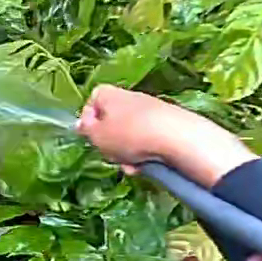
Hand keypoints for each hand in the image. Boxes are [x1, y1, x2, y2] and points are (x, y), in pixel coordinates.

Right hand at [75, 85, 254, 187]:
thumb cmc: (129, 135)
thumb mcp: (97, 136)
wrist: (180, 138)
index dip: (87, 116)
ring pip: (129, 133)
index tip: (88, 133)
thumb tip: (82, 124)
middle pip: (112, 119)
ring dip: (125, 151)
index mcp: (111, 95)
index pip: (93, 98)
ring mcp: (153, 110)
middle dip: (108, 139)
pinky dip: (143, 153)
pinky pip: (148, 140)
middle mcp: (132, 98)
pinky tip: (145, 165)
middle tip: (108, 152)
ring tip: (129, 164)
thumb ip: (86, 130)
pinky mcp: (170, 124)